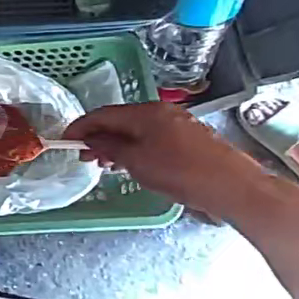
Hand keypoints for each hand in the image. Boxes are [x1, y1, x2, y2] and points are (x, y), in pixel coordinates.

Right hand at [62, 103, 274, 217]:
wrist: (233, 187)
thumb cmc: (180, 172)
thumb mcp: (136, 161)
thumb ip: (109, 146)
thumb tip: (91, 138)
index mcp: (145, 112)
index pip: (102, 114)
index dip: (80, 127)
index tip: (64, 140)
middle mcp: (160, 112)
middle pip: (119, 120)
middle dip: (98, 136)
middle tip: (83, 156)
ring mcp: (177, 123)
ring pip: (135, 129)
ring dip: (116, 143)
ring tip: (104, 163)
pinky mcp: (188, 137)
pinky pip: (151, 137)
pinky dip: (134, 147)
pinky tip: (130, 163)